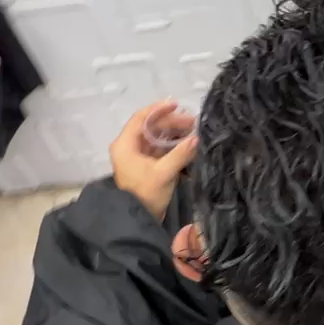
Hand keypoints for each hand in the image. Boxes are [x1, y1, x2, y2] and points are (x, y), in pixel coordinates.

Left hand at [111, 99, 197, 220]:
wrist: (138, 219)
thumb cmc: (146, 194)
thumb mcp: (164, 173)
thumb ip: (180, 154)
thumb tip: (197, 138)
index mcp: (125, 144)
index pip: (141, 118)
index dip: (159, 109)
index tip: (177, 104)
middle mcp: (129, 147)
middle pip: (151, 127)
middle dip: (172, 124)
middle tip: (193, 123)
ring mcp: (138, 157)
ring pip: (157, 138)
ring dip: (174, 135)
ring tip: (194, 133)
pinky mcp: (147, 166)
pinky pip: (160, 150)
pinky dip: (173, 147)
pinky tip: (188, 146)